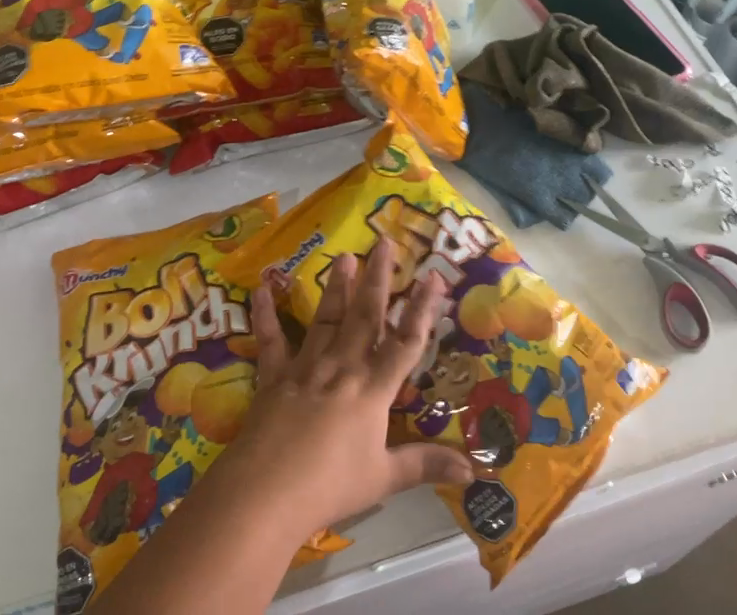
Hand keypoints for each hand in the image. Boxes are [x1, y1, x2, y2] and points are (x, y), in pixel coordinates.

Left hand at [223, 250, 474, 537]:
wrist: (265, 494)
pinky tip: (263, 287)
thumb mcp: (384, 478)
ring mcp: (305, 369)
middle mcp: (342, 368)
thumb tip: (473, 471)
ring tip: (346, 256)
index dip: (421, 308)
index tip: (433, 275)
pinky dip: (266, 313)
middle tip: (384, 242)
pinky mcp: (273, 378)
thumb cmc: (330, 486)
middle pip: (365, 316)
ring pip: (326, 319)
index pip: (405, 342)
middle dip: (378, 278)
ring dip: (338, 286)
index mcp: (373, 390)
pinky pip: (271, 340)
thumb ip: (425, 464)